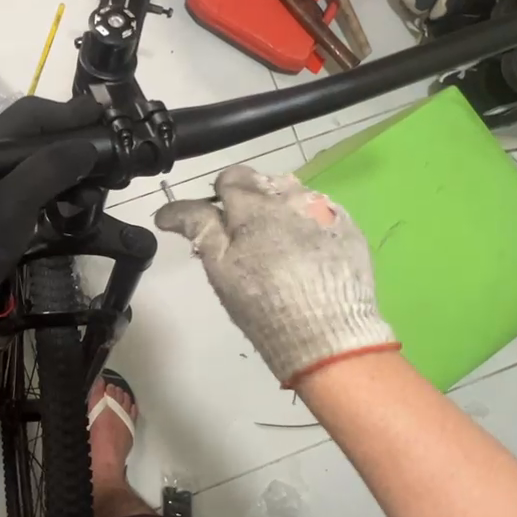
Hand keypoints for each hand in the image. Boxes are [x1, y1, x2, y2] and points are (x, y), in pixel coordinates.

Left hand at [0, 96, 102, 327]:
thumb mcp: (14, 202)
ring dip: (75, 167)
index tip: (103, 117)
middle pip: (42, 136)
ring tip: (103, 180)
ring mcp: (2, 184)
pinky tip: (83, 201)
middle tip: (111, 151)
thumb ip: (49, 170)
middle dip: (77, 140)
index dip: (69, 112)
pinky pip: (44, 187)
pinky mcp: (9, 208)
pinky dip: (67, 189)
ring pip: (45, 162)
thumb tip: (88, 147)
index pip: (33, 114)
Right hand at [154, 165, 396, 384]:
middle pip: (262, 182)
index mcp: (253, 205)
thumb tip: (168, 211)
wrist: (329, 337)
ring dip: (279, 207)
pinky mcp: (348, 228)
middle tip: (245, 236)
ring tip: (277, 240)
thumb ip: (198, 227)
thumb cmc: (263, 305)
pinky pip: (320, 211)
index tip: (213, 223)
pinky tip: (306, 250)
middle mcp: (290, 197)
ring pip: (292, 193)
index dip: (218, 198)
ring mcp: (323, 210)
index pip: (229, 179)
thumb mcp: (220, 270)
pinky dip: (307, 222)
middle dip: (249, 200)